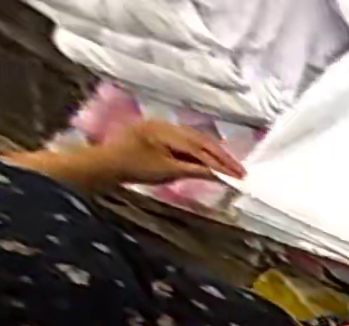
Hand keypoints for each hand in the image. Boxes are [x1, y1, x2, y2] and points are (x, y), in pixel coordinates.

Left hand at [93, 120, 244, 183]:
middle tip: (241, 172)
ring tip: (231, 166)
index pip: (200, 149)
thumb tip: (224, 177)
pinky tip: (213, 159)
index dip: (221, 163)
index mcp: (163, 132)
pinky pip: (188, 139)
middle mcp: (163, 125)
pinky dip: (204, 150)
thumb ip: (198, 171)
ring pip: (196, 138)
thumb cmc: (136, 167)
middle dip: (222, 156)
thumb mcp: (169, 171)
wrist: (107, 163)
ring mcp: (161, 127)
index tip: (240, 177)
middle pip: (200, 140)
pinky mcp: (160, 133)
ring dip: (215, 152)